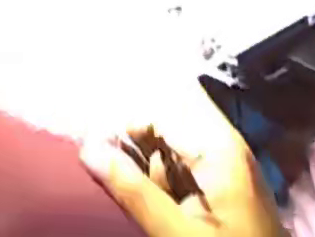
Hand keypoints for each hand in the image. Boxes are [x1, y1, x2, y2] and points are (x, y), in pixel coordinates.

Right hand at [81, 84, 285, 236]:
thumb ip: (133, 191)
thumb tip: (87, 146)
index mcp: (219, 147)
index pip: (162, 108)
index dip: (127, 124)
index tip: (94, 148)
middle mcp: (225, 147)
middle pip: (167, 123)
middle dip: (135, 144)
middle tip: (110, 174)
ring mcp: (227, 171)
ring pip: (171, 148)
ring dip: (145, 166)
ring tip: (134, 202)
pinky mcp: (224, 195)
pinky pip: (182, 172)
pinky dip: (160, 184)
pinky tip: (149, 207)